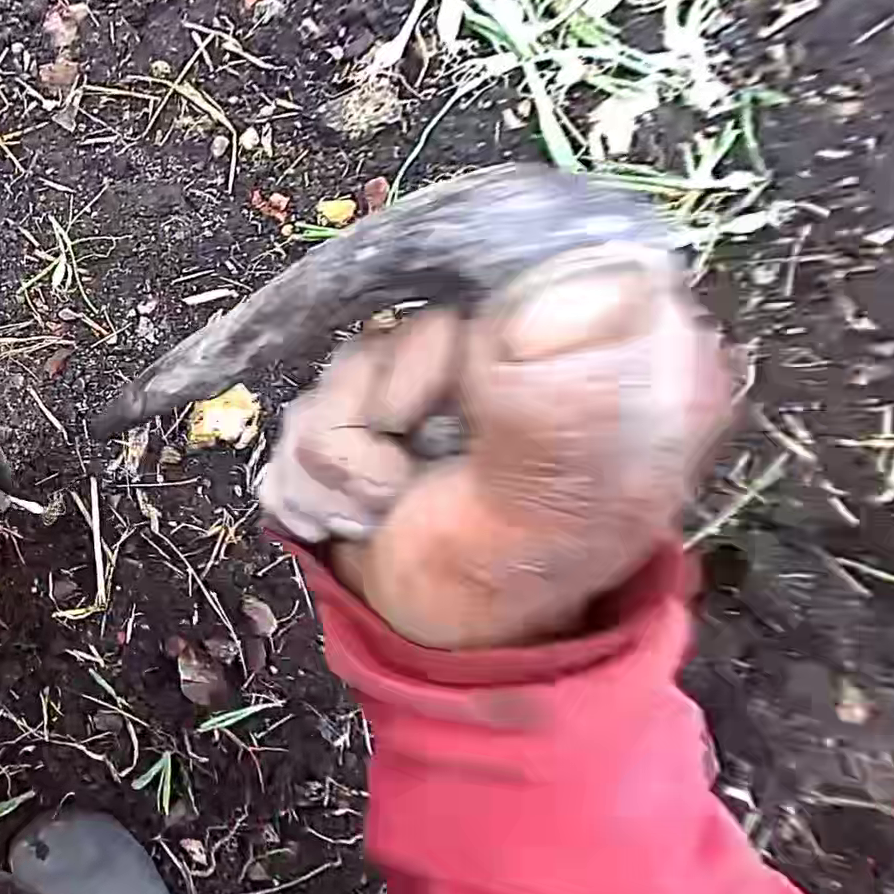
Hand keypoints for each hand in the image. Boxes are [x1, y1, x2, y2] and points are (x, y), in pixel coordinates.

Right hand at [258, 247, 731, 648]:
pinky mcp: (368, 405)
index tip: (441, 416)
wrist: (426, 631)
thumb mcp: (548, 511)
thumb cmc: (503, 581)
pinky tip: (345, 508)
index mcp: (587, 346)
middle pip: (404, 324)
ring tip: (372, 509)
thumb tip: (575, 277)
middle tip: (402, 483)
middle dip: (380, 416)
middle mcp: (506, 344)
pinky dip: (311, 473)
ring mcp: (428, 375)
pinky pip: (307, 411)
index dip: (459, 337)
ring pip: (343, 368)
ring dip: (337, 460)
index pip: (510, 262)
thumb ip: (565, 410)